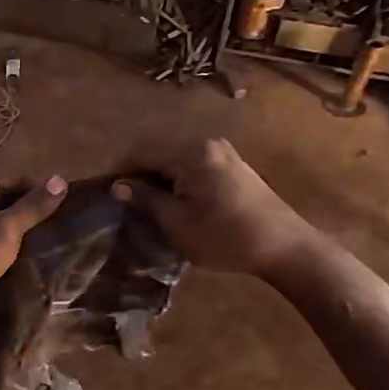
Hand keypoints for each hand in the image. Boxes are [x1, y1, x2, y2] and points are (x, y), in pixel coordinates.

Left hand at [0, 176, 68, 319]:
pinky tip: (36, 255)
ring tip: (54, 240)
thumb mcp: (6, 229)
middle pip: (13, 200)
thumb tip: (60, 179)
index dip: (40, 192)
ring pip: (8, 222)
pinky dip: (17, 245)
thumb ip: (33, 206)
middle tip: (61, 226)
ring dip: (27, 231)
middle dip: (35, 212)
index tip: (63, 209)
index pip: (17, 180)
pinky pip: (2, 241)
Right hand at [113, 138, 316, 276]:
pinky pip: (194, 163)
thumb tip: (117, 185)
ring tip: (146, 204)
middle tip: (123, 201)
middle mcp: (206, 143)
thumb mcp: (177, 222)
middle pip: (159, 150)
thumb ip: (145, 199)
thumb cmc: (225, 237)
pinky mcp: (233, 164)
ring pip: (176, 158)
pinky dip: (178, 178)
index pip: (141, 152)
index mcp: (190, 152)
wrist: (283, 246)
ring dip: (158, 176)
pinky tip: (174, 200)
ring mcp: (222, 152)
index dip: (119, 171)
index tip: (105, 193)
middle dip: (138, 173)